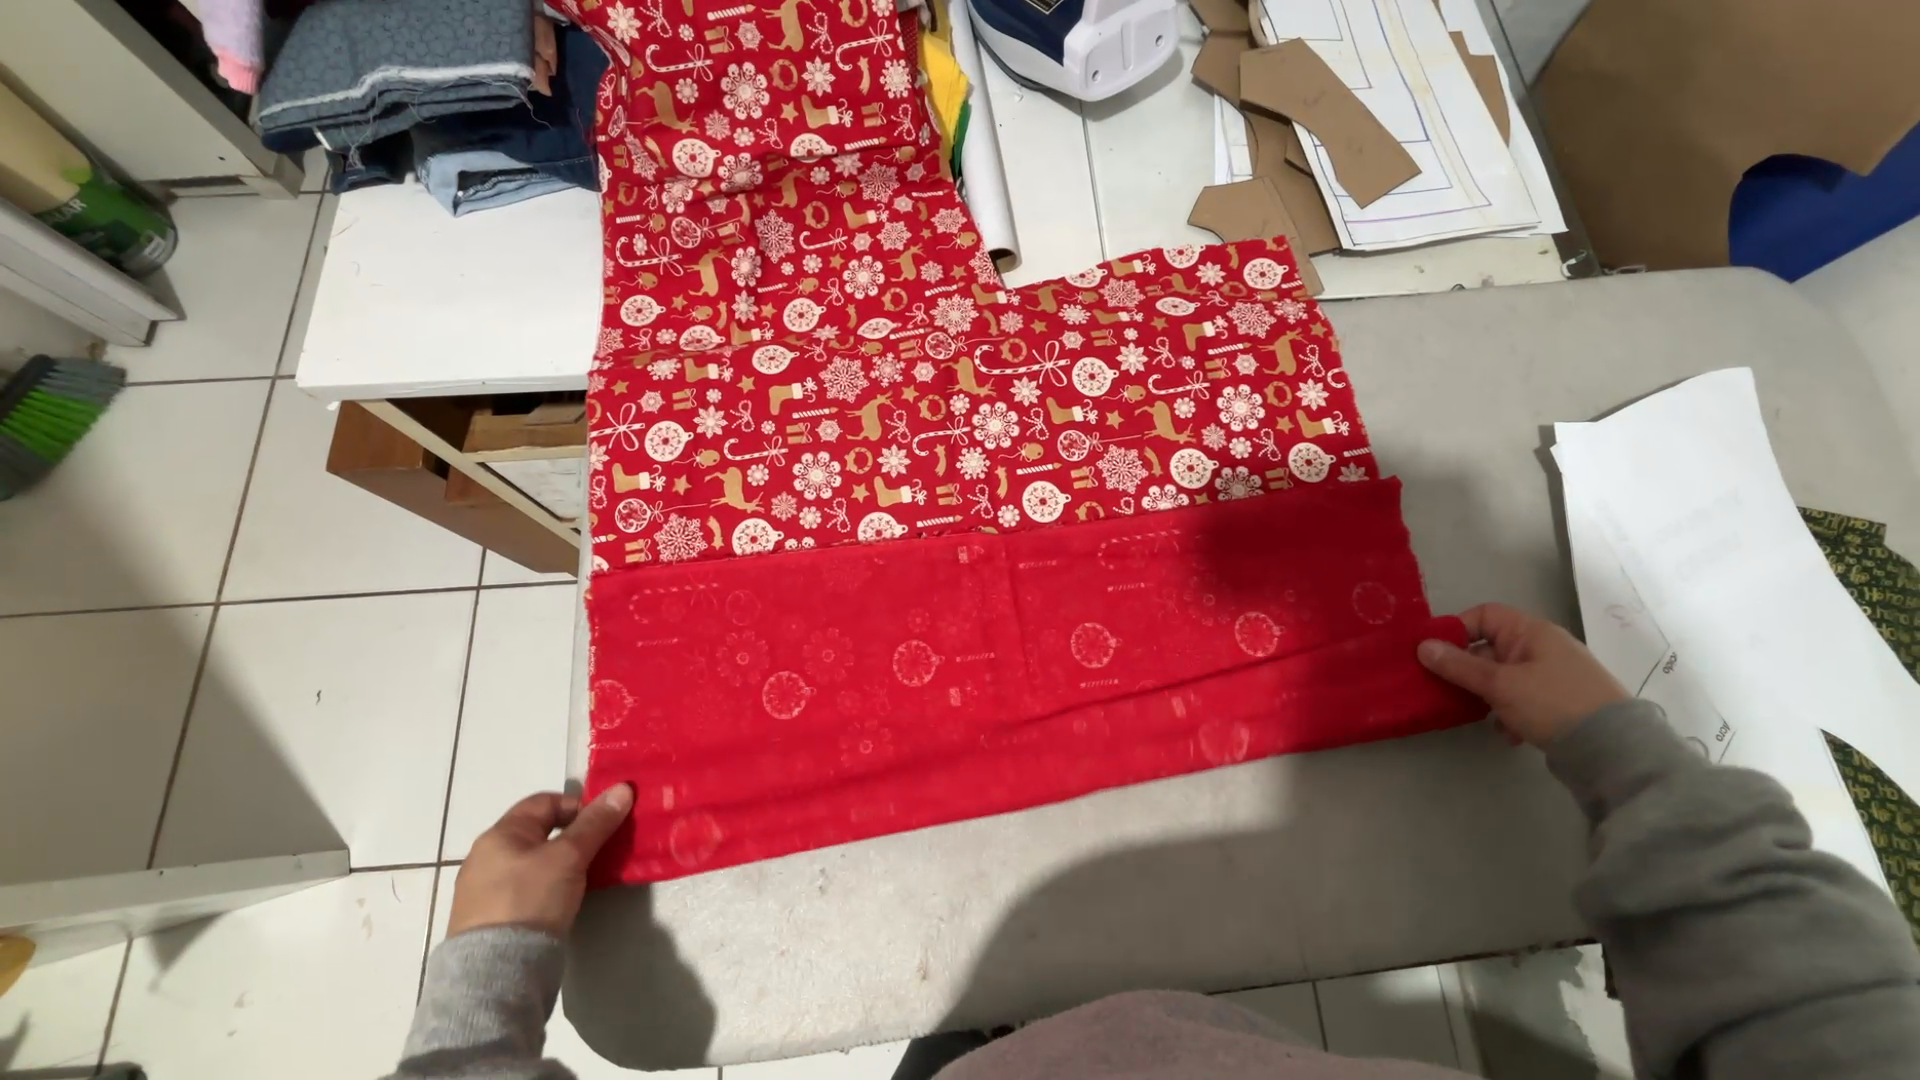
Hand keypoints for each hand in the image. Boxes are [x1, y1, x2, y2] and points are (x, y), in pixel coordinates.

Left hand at [447, 784, 633, 938]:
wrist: (497, 971)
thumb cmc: (532, 899)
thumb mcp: (570, 856)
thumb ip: (596, 823)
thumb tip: (623, 788)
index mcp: (499, 834)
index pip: (545, 801)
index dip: (578, 806)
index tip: (603, 825)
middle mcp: (485, 857)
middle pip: (539, 832)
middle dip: (572, 837)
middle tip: (598, 852)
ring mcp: (482, 890)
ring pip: (533, 862)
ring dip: (560, 864)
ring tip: (584, 878)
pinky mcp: (488, 919)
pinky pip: (525, 888)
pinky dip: (547, 886)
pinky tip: (562, 901)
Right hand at [1417, 603, 1628, 745]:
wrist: (1614, 749)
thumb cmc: (1552, 703)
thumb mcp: (1499, 684)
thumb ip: (1458, 665)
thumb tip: (1422, 646)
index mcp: (1531, 632)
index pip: (1484, 615)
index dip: (1456, 629)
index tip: (1434, 653)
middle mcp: (1543, 647)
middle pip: (1489, 647)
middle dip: (1465, 667)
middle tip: (1443, 686)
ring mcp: (1553, 674)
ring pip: (1502, 674)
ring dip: (1484, 692)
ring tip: (1474, 713)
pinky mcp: (1559, 700)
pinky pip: (1520, 696)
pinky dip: (1507, 710)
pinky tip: (1505, 731)